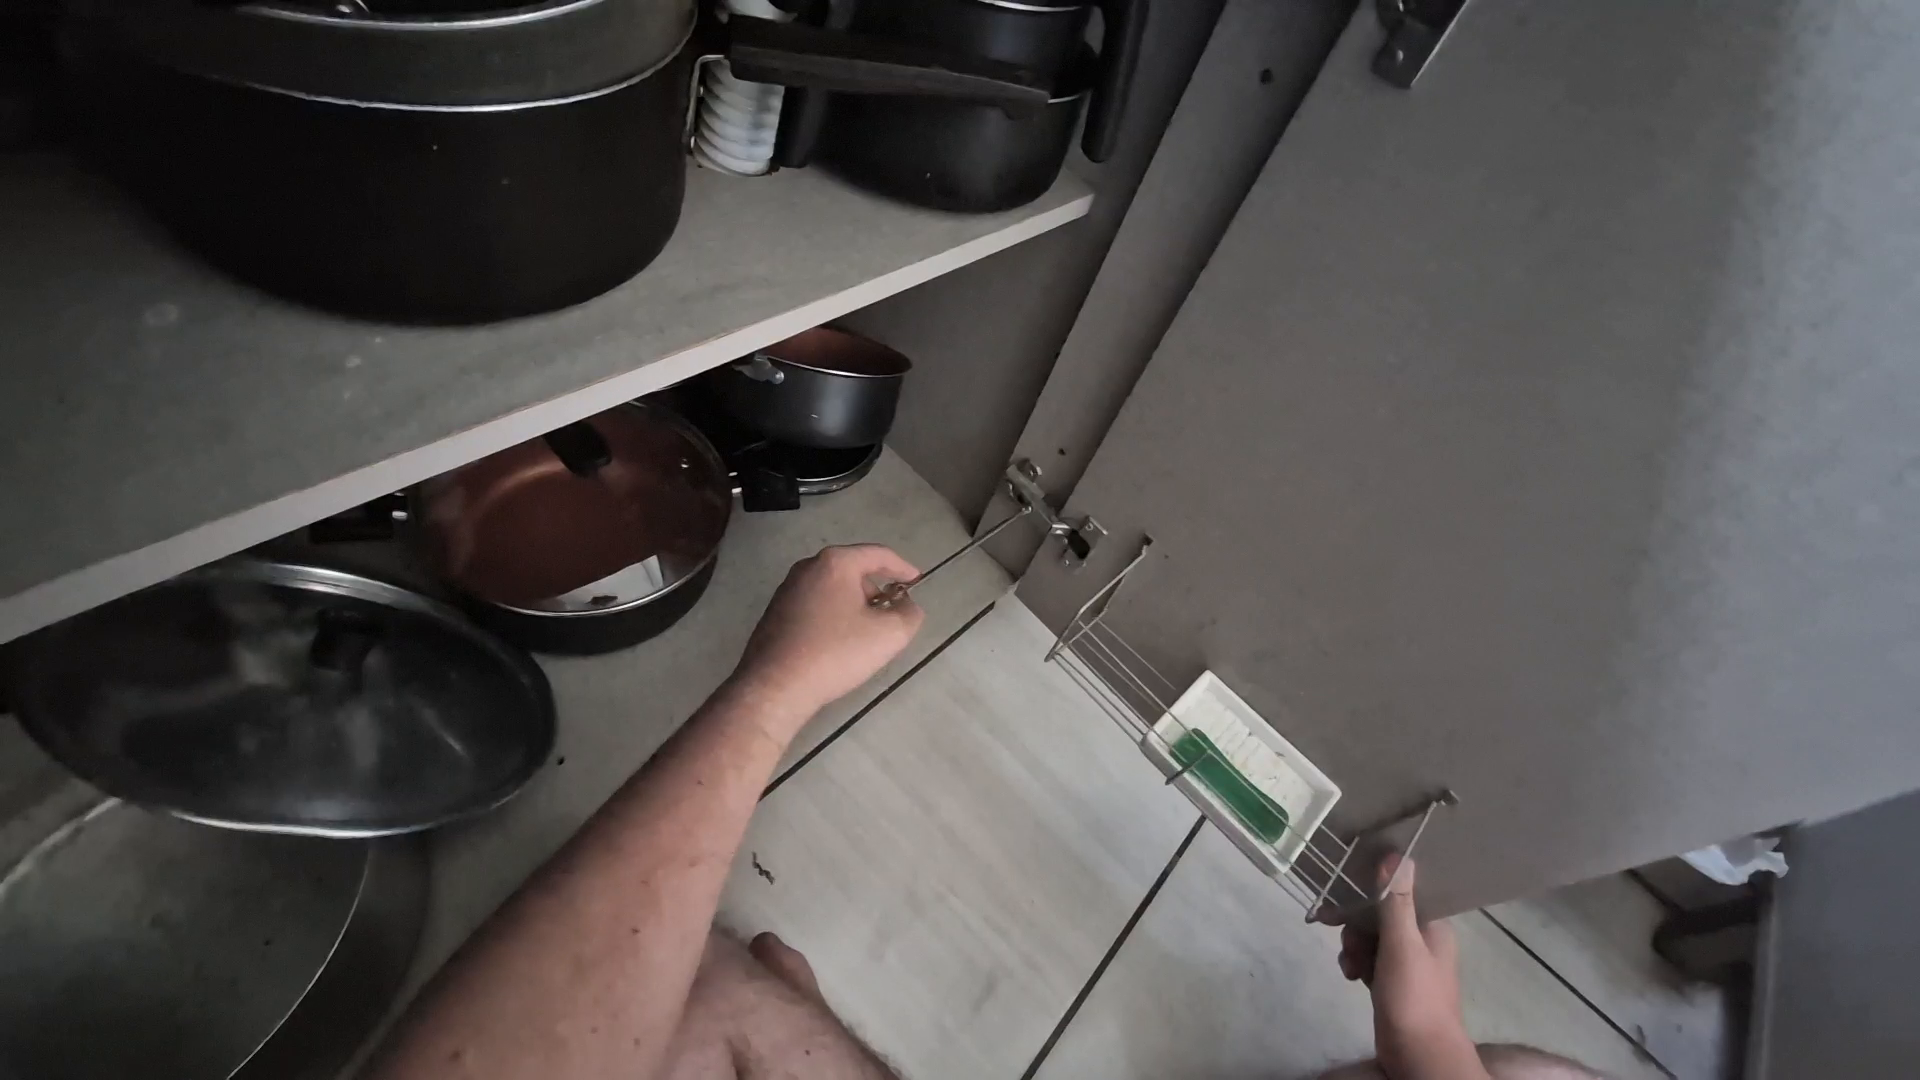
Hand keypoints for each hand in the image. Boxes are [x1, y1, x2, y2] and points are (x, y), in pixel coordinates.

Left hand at [730, 545, 925, 722]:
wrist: (775, 686)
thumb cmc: (835, 653)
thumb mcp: (889, 635)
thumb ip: (909, 614)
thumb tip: (907, 605)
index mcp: (836, 563)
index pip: (879, 554)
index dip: (903, 567)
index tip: (917, 582)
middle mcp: (808, 567)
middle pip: (853, 569)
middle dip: (877, 587)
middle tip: (892, 611)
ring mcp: (787, 589)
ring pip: (833, 587)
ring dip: (855, 603)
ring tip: (867, 631)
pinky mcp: (775, 612)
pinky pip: (815, 603)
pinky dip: (833, 614)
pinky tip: (838, 642)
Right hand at [1332, 856, 1485, 1079]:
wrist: (1420, 1060)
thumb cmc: (1415, 998)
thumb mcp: (1401, 945)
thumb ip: (1395, 900)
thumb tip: (1398, 854)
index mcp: (1432, 927)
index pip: (1400, 890)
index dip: (1372, 886)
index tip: (1345, 888)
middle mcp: (1421, 941)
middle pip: (1378, 912)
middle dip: (1355, 922)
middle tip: (1337, 929)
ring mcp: (1406, 963)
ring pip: (1369, 935)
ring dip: (1353, 944)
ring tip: (1349, 963)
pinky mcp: (1391, 982)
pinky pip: (1367, 958)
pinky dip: (1355, 962)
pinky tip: (1350, 974)